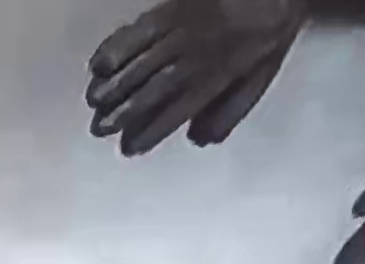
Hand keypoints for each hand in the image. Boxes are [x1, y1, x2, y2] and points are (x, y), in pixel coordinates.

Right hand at [86, 0, 304, 155]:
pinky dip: (110, 52)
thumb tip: (201, 140)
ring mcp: (179, 31)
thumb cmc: (267, 24)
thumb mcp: (261, 70)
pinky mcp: (167, 10)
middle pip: (148, 93)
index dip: (147, 135)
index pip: (174, 113)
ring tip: (96, 102)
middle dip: (119, 115)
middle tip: (100, 129)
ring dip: (109, 89)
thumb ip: (230, 109)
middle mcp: (195, 56)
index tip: (129, 148)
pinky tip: (99, 68)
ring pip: (135, 67)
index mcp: (218, 74)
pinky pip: (132, 34)